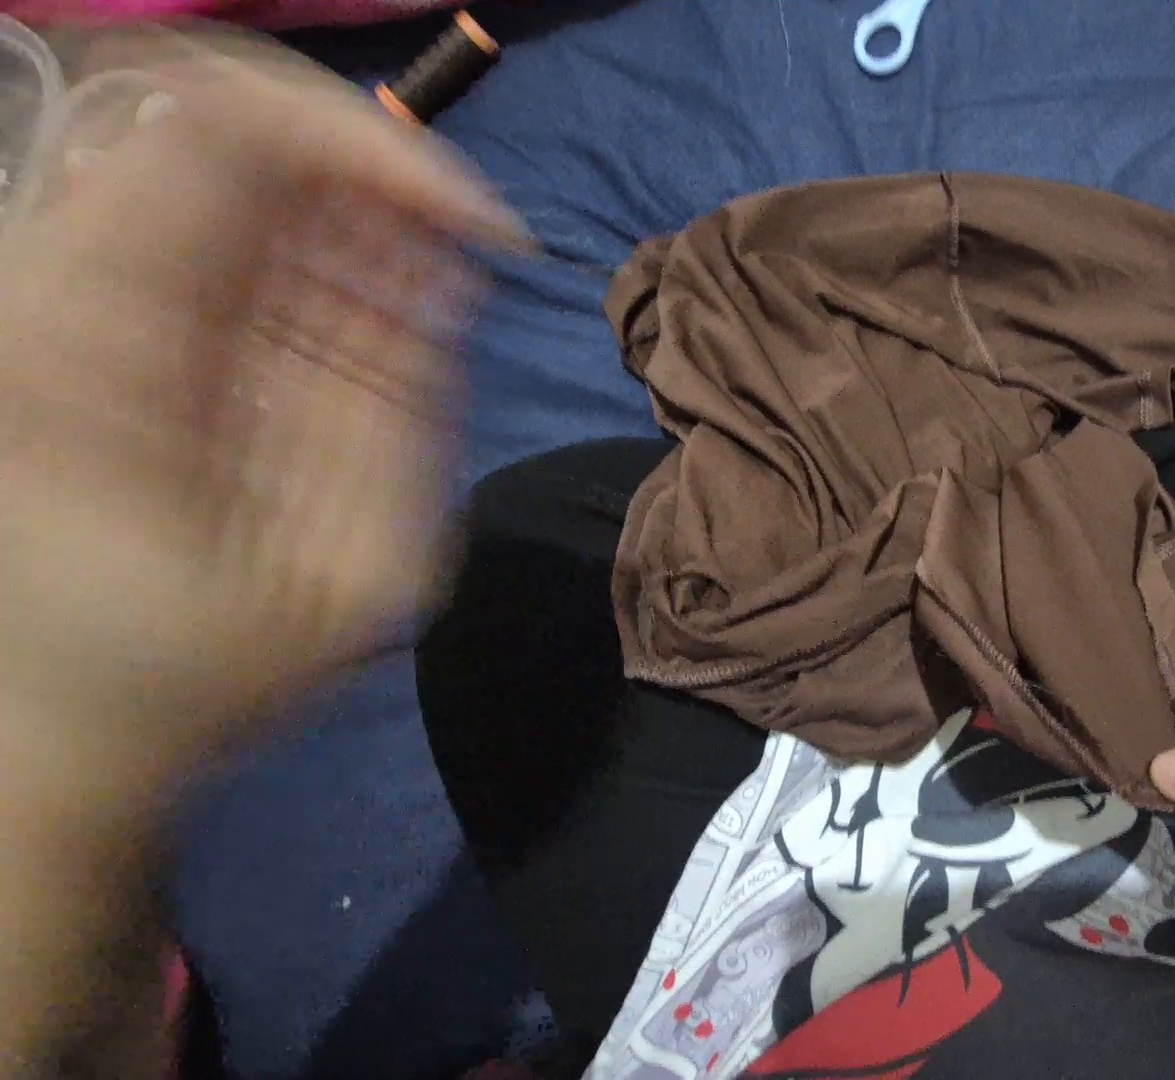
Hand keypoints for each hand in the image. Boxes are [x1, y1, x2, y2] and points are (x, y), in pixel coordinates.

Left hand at [0, 33, 528, 805]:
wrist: (74, 719)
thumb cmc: (211, 663)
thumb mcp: (355, 564)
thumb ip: (393, 409)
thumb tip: (433, 263)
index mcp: (99, 333)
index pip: (225, 132)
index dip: (375, 148)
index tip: (487, 230)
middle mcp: (79, 282)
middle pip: (227, 118)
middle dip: (382, 167)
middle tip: (476, 250)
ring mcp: (104, 293)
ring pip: (240, 160)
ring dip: (371, 206)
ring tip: (440, 292)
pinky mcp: (141, 316)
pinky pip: (245, 226)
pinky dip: (341, 242)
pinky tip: (398, 304)